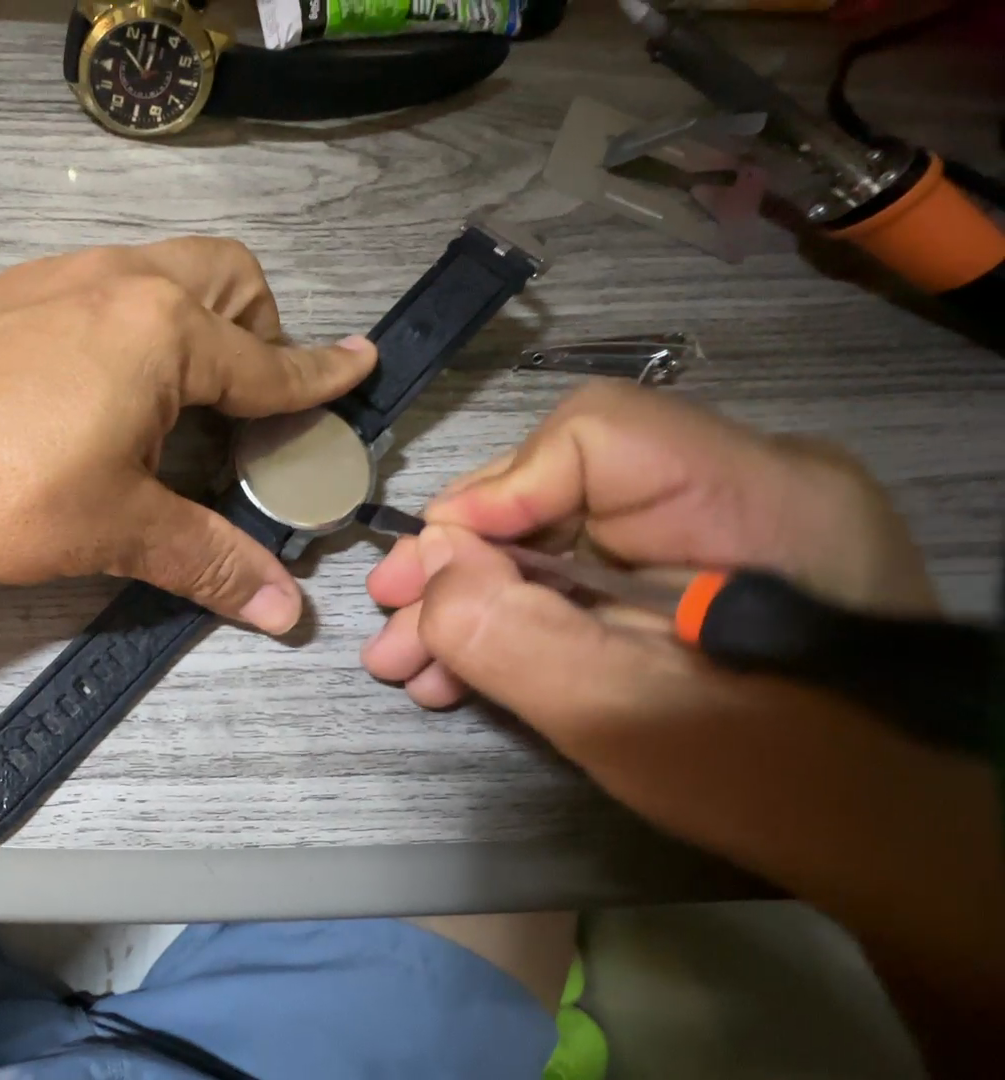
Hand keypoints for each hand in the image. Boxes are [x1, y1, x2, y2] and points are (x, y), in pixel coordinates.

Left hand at [0, 238, 376, 632]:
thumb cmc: (4, 501)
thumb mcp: (118, 530)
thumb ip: (210, 560)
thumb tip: (284, 612)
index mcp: (159, 329)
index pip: (265, 359)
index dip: (318, 374)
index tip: (358, 364)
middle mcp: (112, 280)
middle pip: (222, 275)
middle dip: (254, 327)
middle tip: (240, 398)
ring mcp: (49, 278)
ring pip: (153, 269)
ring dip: (185, 318)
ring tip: (165, 393)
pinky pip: (89, 285)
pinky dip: (119, 321)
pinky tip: (85, 384)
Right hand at [360, 382, 1003, 988]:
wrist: (897, 841)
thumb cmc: (778, 783)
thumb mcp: (620, 715)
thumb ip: (508, 635)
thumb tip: (426, 575)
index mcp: (757, 499)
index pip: (597, 436)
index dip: (497, 490)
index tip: (433, 570)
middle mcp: (737, 488)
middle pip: (556, 484)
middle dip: (460, 558)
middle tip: (391, 617)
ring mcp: (712, 528)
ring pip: (552, 530)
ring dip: (471, 595)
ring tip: (406, 661)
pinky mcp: (687, 569)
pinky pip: (577, 567)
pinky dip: (513, 612)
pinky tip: (456, 665)